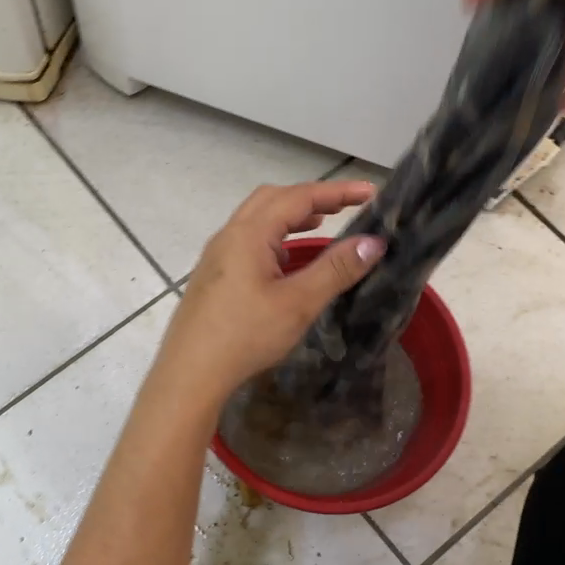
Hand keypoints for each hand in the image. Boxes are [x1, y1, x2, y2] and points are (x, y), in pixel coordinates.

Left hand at [157, 182, 384, 402]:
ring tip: (321, 225)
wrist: (190, 372)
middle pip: (272, 199)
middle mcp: (228, 235)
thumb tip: (373, 242)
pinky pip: (246, 239)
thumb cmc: (245, 336)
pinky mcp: (212, 275)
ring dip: (290, 215)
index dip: (337, 191)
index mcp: (249, 233)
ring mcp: (216, 255)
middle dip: (311, 197)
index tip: (370, 192)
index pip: (298, 197)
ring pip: (256, 219)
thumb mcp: (297, 303)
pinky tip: (285, 260)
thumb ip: (335, 269)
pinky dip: (273, 235)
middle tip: (345, 207)